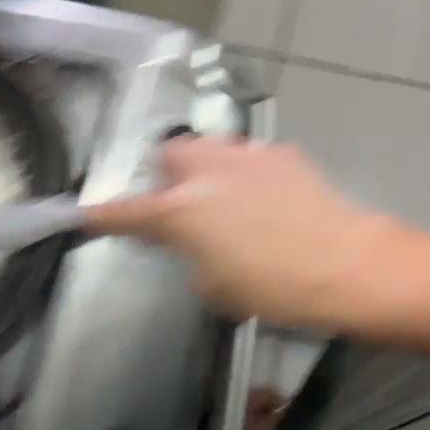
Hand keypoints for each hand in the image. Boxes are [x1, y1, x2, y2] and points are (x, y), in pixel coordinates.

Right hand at [82, 137, 402, 328]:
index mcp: (182, 208)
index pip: (128, 209)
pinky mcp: (282, 151)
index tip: (88, 212)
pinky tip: (264, 195)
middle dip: (168, 170)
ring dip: (209, 166)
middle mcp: (210, 169)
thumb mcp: (211, 283)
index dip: (104, 213)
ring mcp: (248, 153)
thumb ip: (188, 249)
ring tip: (224, 195)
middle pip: (172, 150)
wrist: (340, 259)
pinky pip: (251, 155)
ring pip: (213, 145)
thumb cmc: (271, 284)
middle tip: (178, 198)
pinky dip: (247, 170)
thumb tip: (189, 236)